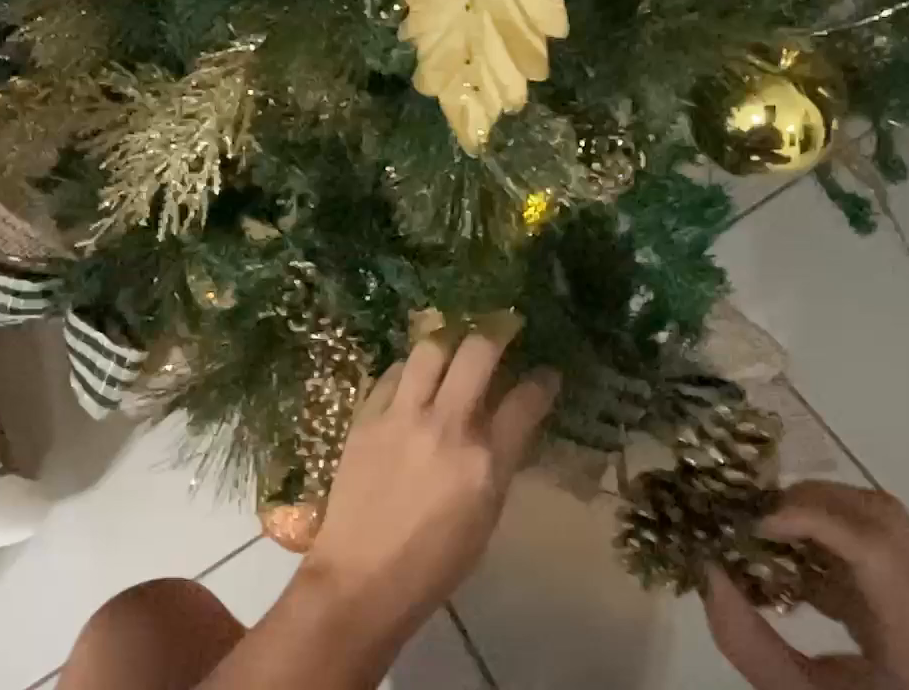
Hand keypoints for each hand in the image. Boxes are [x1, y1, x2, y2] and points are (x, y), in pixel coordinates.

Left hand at [300, 334, 558, 635]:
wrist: (360, 580)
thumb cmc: (434, 563)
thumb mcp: (486, 517)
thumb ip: (499, 462)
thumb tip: (509, 424)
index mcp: (485, 462)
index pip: (525, 401)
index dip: (543, 381)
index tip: (547, 373)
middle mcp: (446, 426)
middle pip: (477, 351)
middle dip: (497, 331)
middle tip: (503, 327)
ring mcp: (402, 417)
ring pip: (429, 347)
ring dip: (448, 339)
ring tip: (454, 342)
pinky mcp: (366, 418)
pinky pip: (392, 373)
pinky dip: (409, 369)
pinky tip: (413, 376)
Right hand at [701, 481, 908, 689]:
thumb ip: (749, 641)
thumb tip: (706, 568)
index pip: (873, 549)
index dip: (809, 518)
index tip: (751, 522)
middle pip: (881, 518)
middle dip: (809, 504)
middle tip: (754, 518)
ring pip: (884, 519)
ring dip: (821, 513)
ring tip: (772, 533)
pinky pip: (884, 542)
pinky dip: (833, 536)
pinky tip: (796, 562)